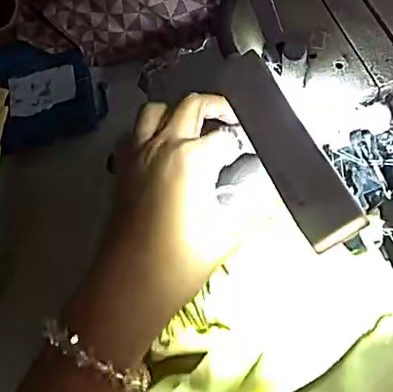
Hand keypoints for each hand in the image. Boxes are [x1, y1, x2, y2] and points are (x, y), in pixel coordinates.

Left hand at [65, 94, 247, 366]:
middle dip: (217, 107)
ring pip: (156, 109)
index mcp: (192, 158)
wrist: (127, 287)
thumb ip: (252, 209)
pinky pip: (133, 133)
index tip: (249, 152)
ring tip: (194, 127)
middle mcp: (163, 145)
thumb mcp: (226, 236)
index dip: (241, 142)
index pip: (225, 135)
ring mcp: (138, 153)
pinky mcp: (121, 167)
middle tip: (231, 121)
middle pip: (192, 104)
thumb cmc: (179, 263)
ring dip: (177, 111)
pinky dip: (149, 131)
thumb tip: (270, 194)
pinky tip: (162, 149)